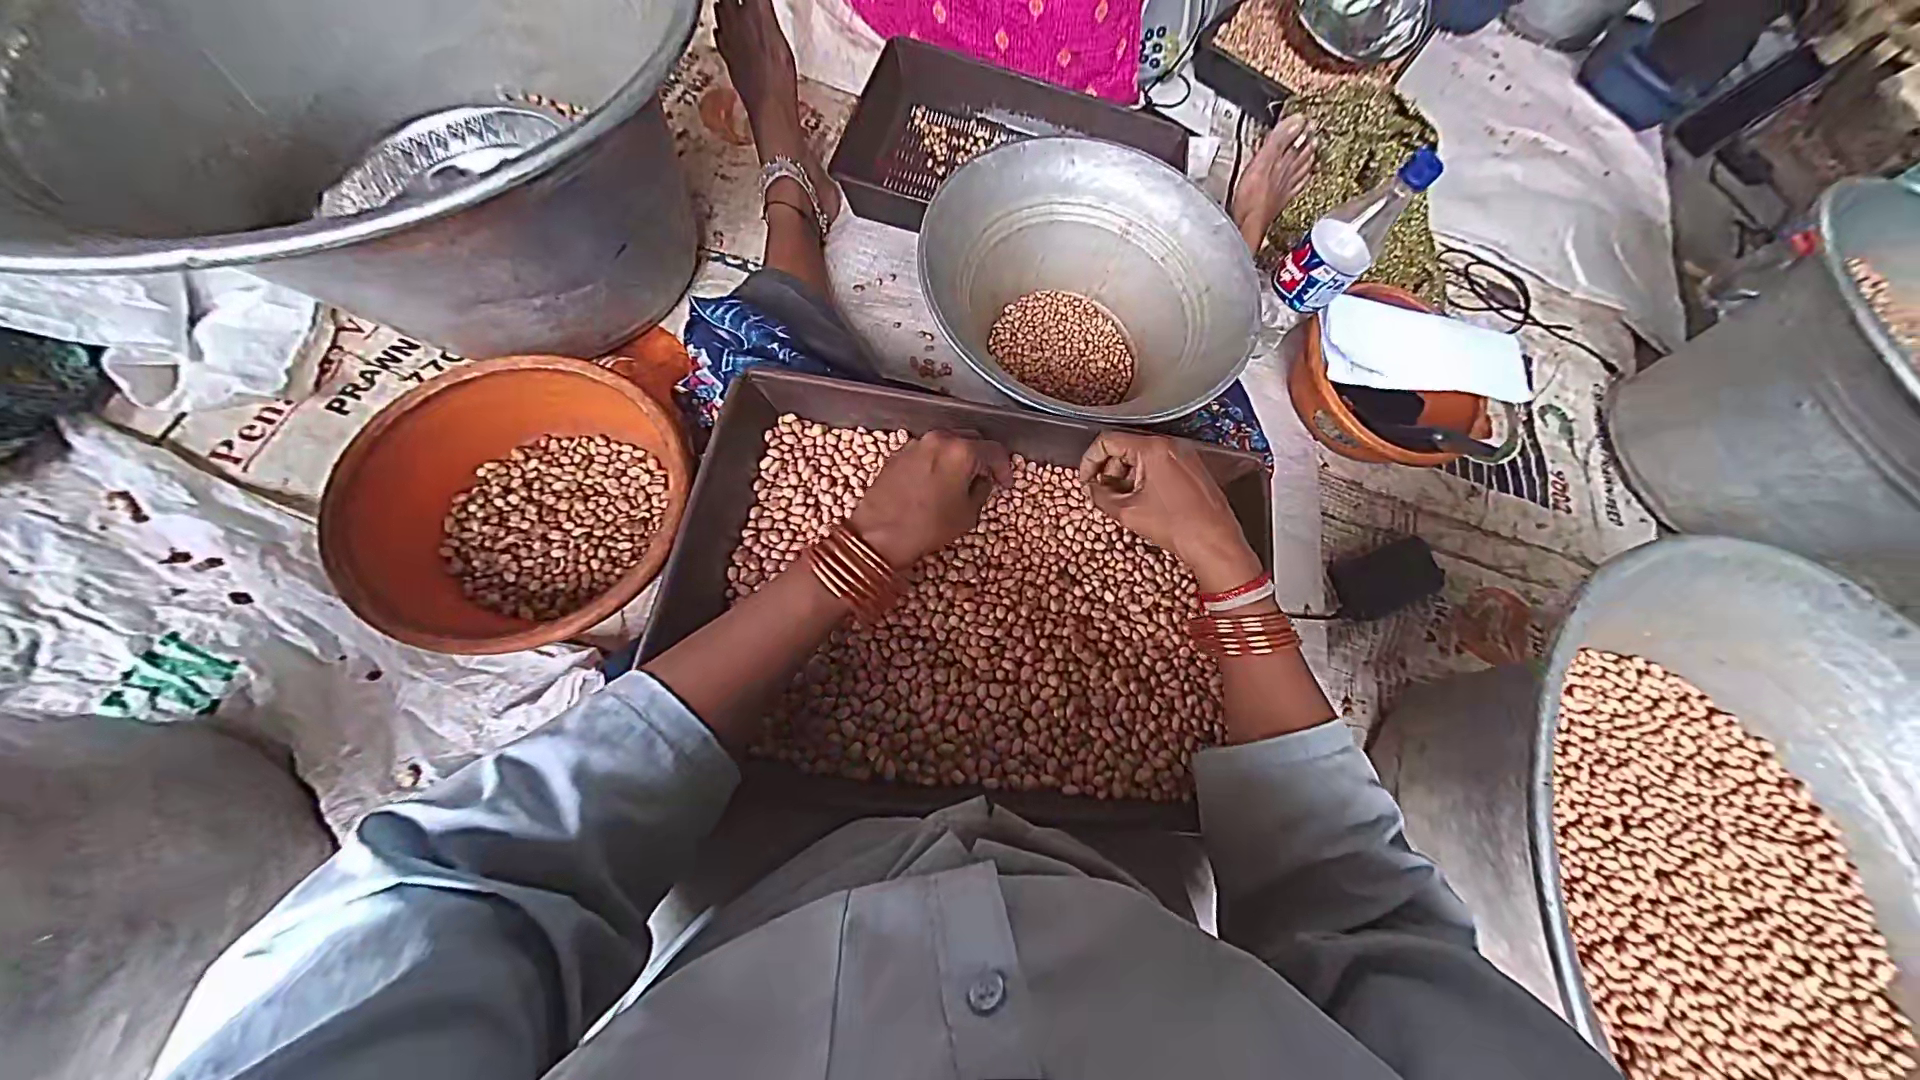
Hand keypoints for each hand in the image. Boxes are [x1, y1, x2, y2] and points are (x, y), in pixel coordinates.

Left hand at [714, 0, 797, 120]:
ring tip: (736, 8)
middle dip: (738, 1)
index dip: (757, 1)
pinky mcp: (724, 51)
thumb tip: (763, 10)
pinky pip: (718, 30)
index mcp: (756, 10)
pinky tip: (730, 31)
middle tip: (748, 6)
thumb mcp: (782, 40)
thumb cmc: (780, 78)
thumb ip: (767, 18)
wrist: (768, 105)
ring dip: (728, 5)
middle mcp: (737, 17)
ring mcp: (727, 34)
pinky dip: (723, 27)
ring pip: (719, 6)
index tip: (760, 3)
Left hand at [848, 430, 1011, 567]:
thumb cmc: (927, 527)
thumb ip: (982, 490)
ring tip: (962, 480)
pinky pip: (927, 451)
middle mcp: (939, 439)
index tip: (1006, 481)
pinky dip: (938, 461)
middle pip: (971, 439)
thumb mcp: (967, 514)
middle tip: (987, 477)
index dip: (1005, 467)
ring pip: (947, 442)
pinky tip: (938, 481)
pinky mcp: (898, 453)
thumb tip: (981, 481)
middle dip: (982, 457)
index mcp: (962, 451)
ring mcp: (916, 444)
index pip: (994, 450)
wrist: (878, 534)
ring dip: (959, 457)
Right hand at [1078, 433, 1261, 592]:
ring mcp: (1183, 456)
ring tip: (1123, 502)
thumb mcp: (1127, 512)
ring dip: (1126, 477)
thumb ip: (1100, 496)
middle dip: (1109, 471)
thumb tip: (1091, 489)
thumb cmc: (1178, 526)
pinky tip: (1143, 502)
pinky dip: (1145, 479)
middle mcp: (1170, 446)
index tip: (1086, 479)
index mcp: (1153, 449)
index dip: (1090, 461)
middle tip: (1103, 494)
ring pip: (1142, 457)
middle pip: (1125, 448)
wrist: (1214, 542)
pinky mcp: (1191, 468)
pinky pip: (1159, 465)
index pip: (1108, 441)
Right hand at [1229, 114, 1315, 254]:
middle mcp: (1287, 174)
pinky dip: (1302, 180)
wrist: (1248, 226)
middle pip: (1301, 154)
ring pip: (1300, 169)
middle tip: (1312, 131)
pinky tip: (1305, 178)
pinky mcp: (1279, 202)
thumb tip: (1298, 121)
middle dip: (1306, 142)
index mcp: (1282, 162)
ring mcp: (1284, 189)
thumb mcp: (1262, 161)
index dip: (1299, 128)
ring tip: (1313, 150)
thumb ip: (1280, 140)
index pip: (1295, 139)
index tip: (1303, 119)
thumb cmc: (1251, 197)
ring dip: (1307, 158)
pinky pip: (1296, 187)